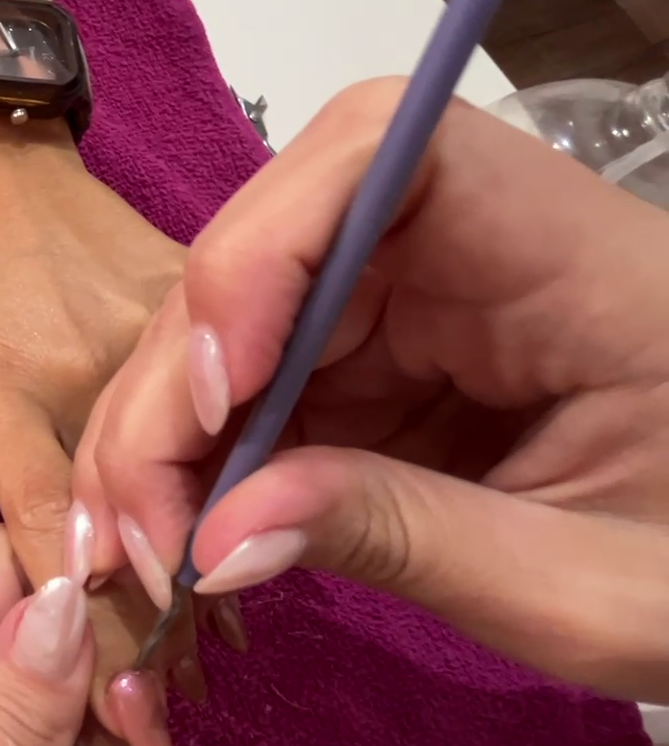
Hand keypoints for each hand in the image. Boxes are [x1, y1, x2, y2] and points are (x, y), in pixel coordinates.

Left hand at [0, 109, 196, 745]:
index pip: (45, 525)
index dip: (76, 619)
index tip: (102, 711)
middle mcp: (84, 373)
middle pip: (132, 521)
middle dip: (148, 628)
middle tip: (154, 731)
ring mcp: (152, 339)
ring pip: (199, 474)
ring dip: (203, 571)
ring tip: (201, 665)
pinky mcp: (193, 312)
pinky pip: (229, 410)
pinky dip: (235, 481)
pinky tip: (240, 547)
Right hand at [72, 79, 668, 702]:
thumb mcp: (603, 587)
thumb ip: (407, 541)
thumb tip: (211, 544)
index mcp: (558, 256)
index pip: (371, 157)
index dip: (262, 249)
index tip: (222, 393)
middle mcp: (433, 262)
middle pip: (237, 274)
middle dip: (167, 402)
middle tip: (147, 533)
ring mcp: (364, 317)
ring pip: (199, 339)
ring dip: (147, 441)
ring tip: (142, 549)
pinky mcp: (321, 371)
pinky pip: (211, 396)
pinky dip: (169, 463)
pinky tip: (160, 529)